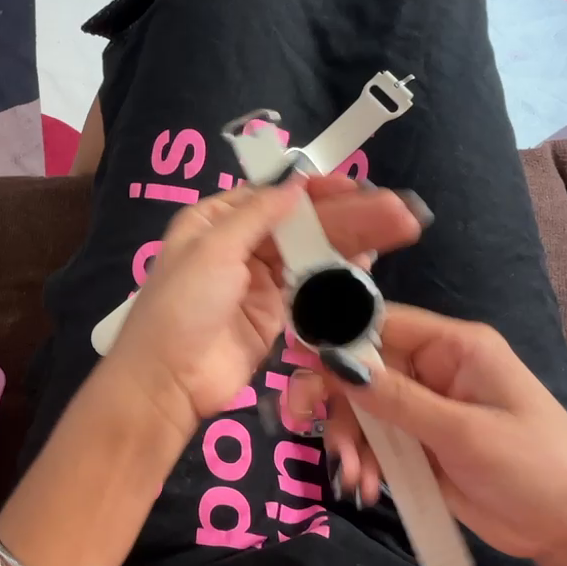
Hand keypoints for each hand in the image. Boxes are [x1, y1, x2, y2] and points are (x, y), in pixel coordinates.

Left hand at [105, 176, 423, 450]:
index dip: (314, 192)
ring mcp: (258, 283)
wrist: (168, 381)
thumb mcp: (213, 249)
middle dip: (347, 216)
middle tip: (397, 212)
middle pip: (299, 225)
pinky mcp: (275, 316)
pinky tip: (369, 262)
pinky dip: (339, 276)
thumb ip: (257, 215)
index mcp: (213, 222)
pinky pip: (311, 288)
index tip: (355, 187)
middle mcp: (237, 247)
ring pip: (311, 254)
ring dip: (351, 242)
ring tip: (398, 229)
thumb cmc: (182, 305)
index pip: (271, 197)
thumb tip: (296, 185)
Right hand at [315, 304, 566, 559]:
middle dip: (331, 397)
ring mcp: (421, 408)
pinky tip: (364, 488)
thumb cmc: (535, 466)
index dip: (335, 335)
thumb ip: (396, 399)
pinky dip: (361, 461)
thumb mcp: (464, 432)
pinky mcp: (415, 444)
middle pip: (358, 367)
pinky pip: (371, 441)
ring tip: (353, 475)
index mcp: (452, 347)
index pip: (379, 323)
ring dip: (347, 439)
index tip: (296, 357)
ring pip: (358, 408)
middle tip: (299, 419)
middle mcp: (430, 370)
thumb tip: (334, 360)